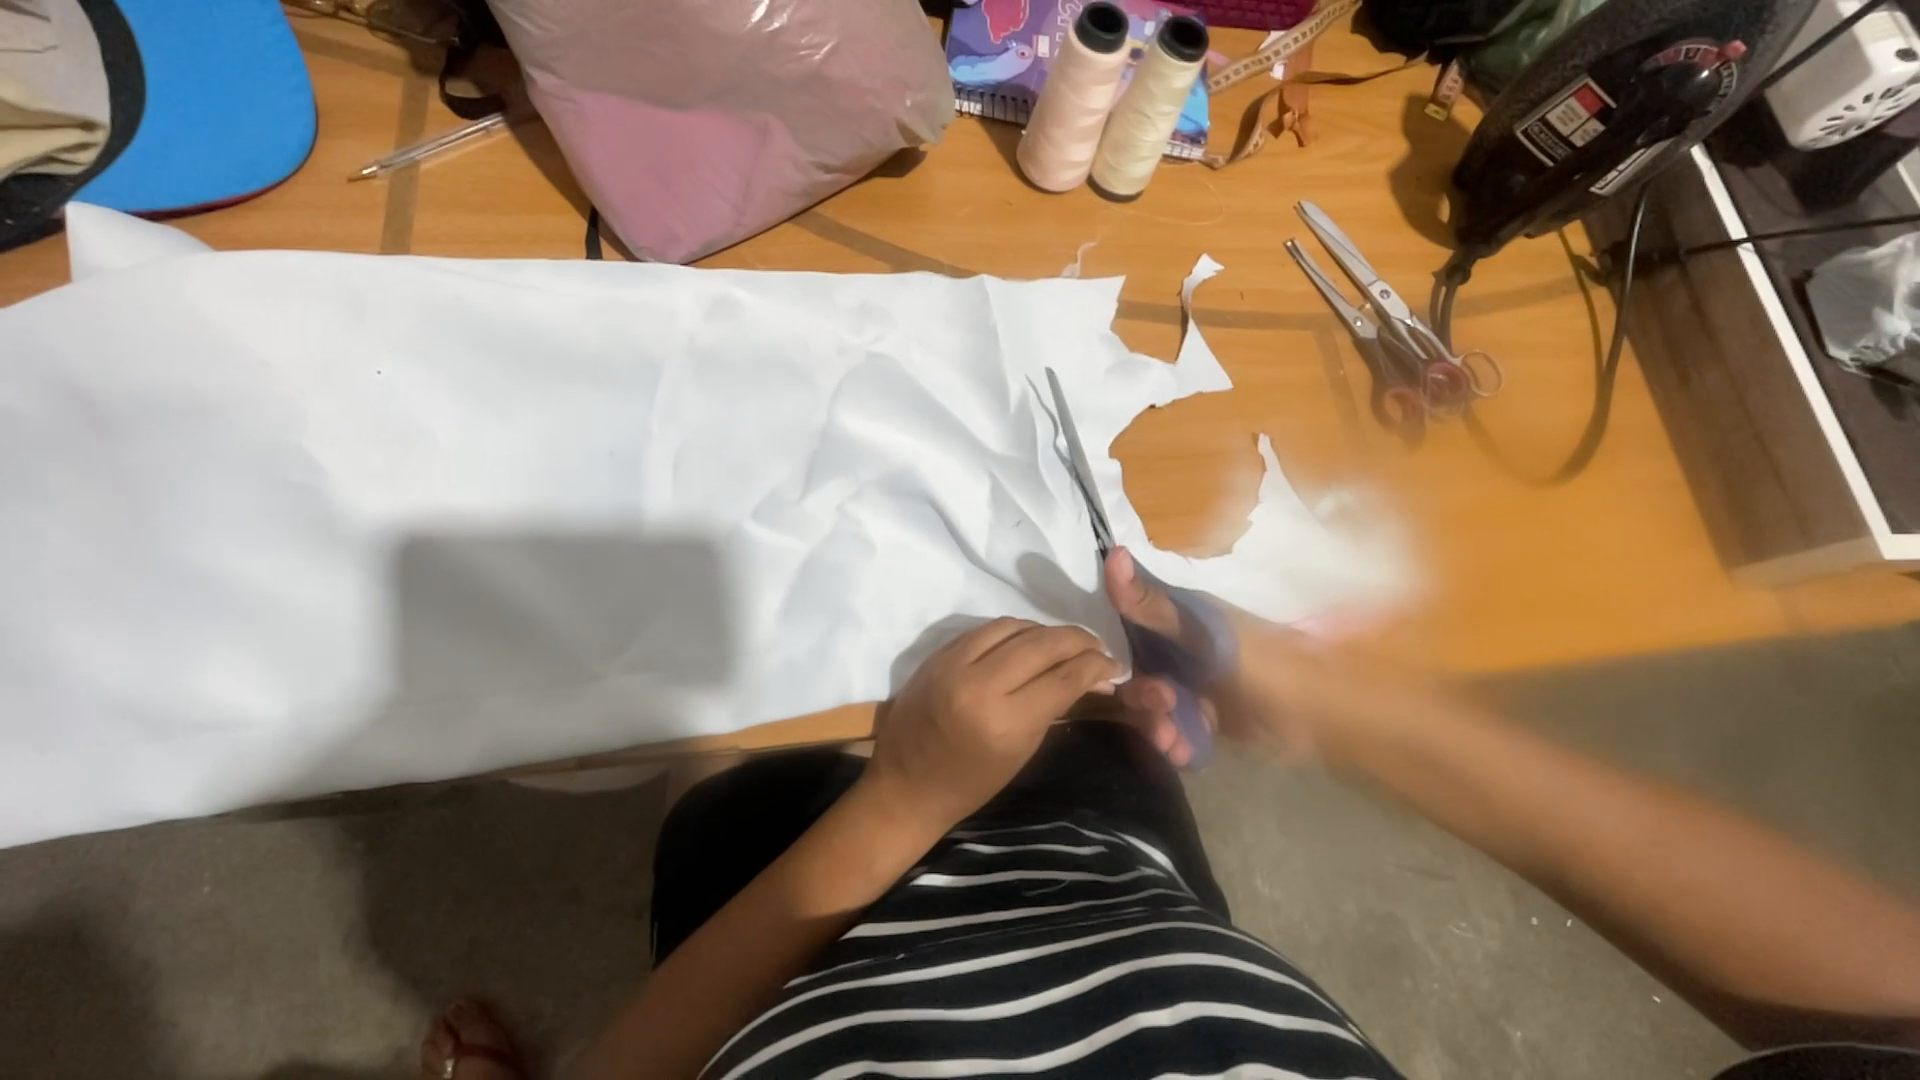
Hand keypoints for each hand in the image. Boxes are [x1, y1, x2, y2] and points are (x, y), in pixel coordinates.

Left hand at [863, 617, 1120, 831]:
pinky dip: (1015, 630)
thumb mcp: (1021, 750)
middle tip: (1097, 647)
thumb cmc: (970, 783)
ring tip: (1066, 642)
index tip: (1113, 664)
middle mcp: (979, 684)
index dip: (1096, 665)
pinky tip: (1030, 640)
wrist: (905, 783)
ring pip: (1015, 626)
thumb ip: (1054, 706)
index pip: (1064, 677)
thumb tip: (1092, 677)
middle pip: (1043, 643)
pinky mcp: (939, 653)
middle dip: (1078, 640)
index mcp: (1005, 721)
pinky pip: (987, 628)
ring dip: (1047, 631)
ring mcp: (954, 663)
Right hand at [1104, 547, 1433, 766]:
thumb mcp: (1206, 634)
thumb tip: (1113, 553)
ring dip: (1157, 727)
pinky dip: (1176, 743)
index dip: (1114, 655)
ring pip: (1152, 707)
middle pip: (1135, 675)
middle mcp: (1180, 650)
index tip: (1116, 679)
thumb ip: (1155, 605)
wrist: (1326, 718)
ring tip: (1174, 745)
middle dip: (1141, 702)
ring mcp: (1194, 686)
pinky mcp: (1208, 718)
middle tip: (1161, 719)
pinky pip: (1175, 730)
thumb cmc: (1269, 665)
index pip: (1126, 629)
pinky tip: (1184, 755)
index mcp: (1178, 620)